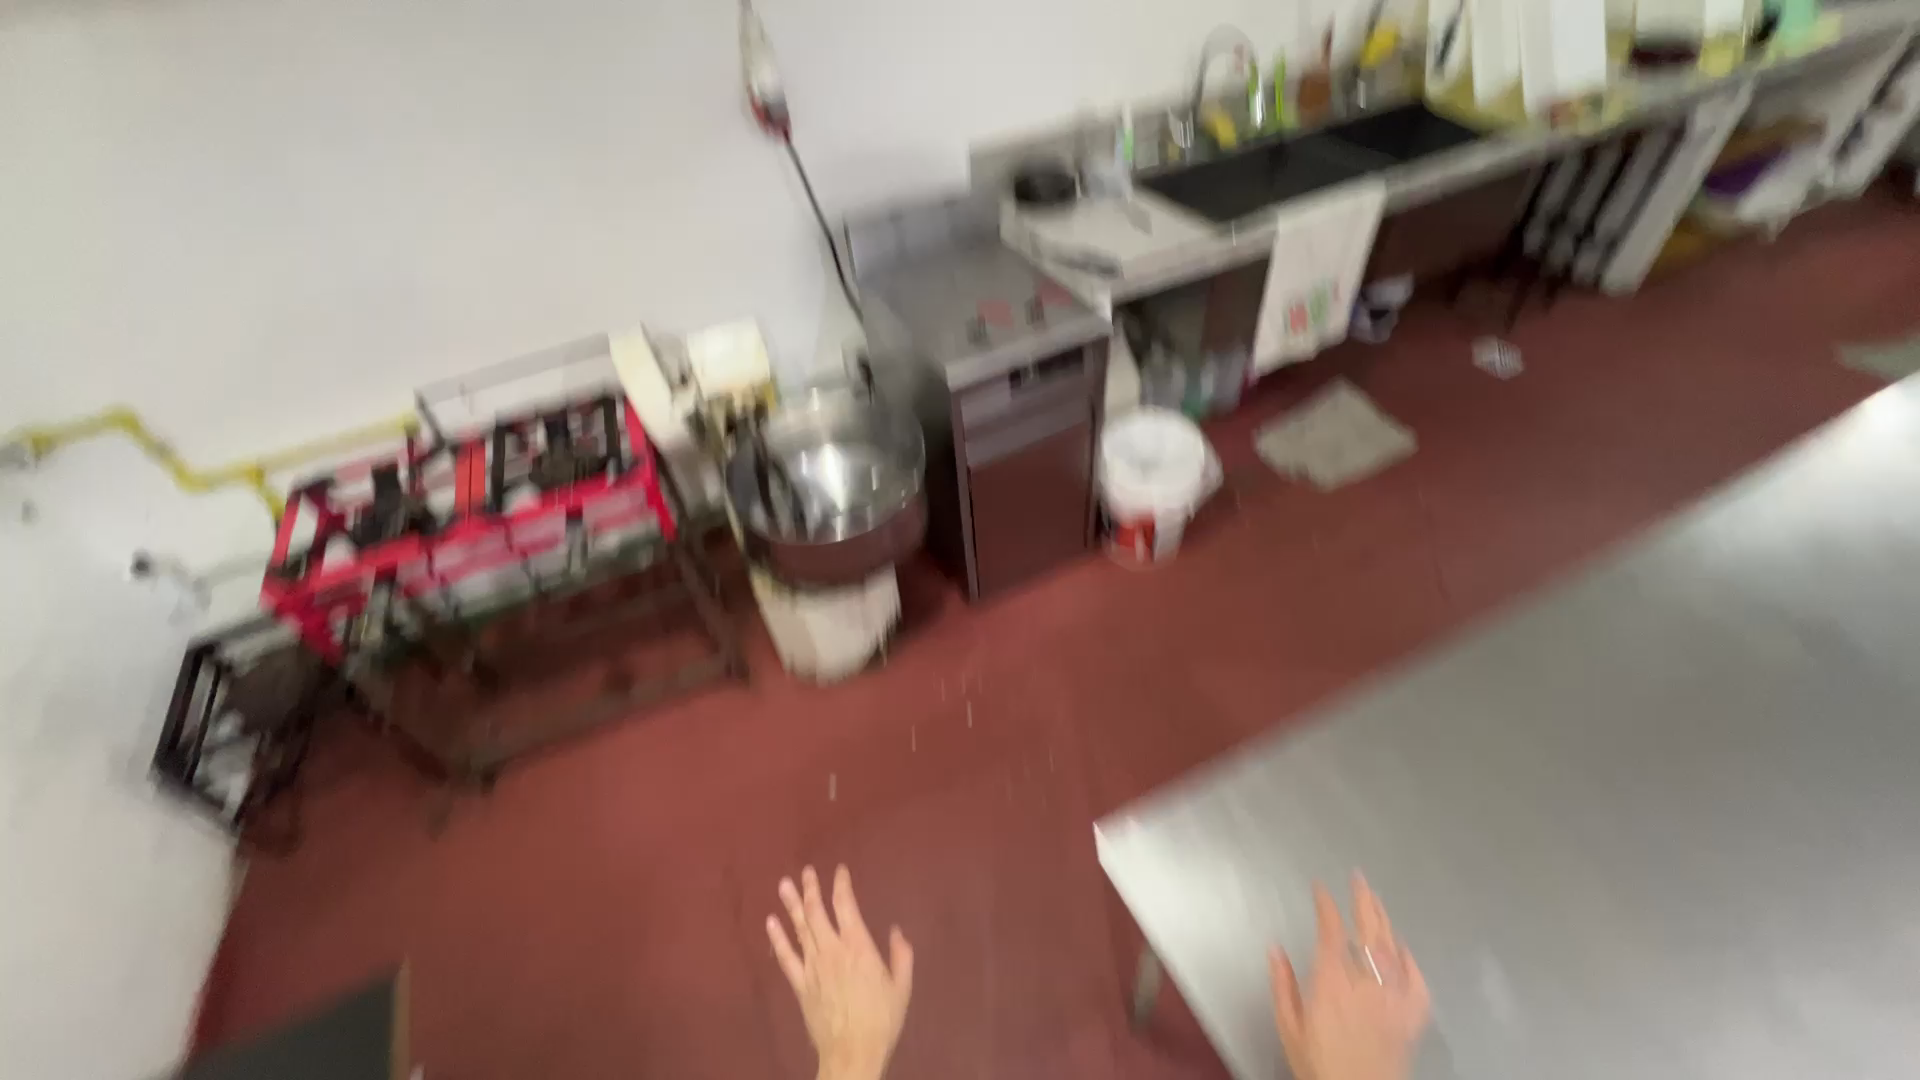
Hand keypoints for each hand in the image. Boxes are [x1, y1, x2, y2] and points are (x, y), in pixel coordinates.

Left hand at [767, 865, 914, 1079]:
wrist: (853, 1053)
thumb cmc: (881, 1019)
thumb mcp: (902, 986)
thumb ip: (901, 955)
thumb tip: (896, 930)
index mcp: (858, 945)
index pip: (846, 905)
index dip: (841, 884)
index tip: (839, 870)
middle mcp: (832, 949)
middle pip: (817, 911)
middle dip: (811, 888)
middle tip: (806, 870)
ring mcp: (813, 966)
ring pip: (799, 928)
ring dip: (792, 904)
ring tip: (784, 884)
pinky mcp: (800, 984)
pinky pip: (786, 957)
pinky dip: (777, 938)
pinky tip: (770, 922)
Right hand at [1269, 873, 1430, 1079]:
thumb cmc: (1319, 1066)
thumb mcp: (1289, 1027)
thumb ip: (1282, 985)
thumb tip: (1275, 948)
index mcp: (1332, 984)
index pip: (1332, 932)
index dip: (1327, 905)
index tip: (1320, 887)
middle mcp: (1366, 986)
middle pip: (1369, 933)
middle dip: (1364, 901)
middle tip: (1358, 878)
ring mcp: (1394, 1002)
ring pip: (1394, 952)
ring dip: (1385, 922)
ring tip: (1376, 901)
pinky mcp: (1412, 1021)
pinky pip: (1417, 984)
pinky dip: (1411, 962)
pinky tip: (1404, 949)